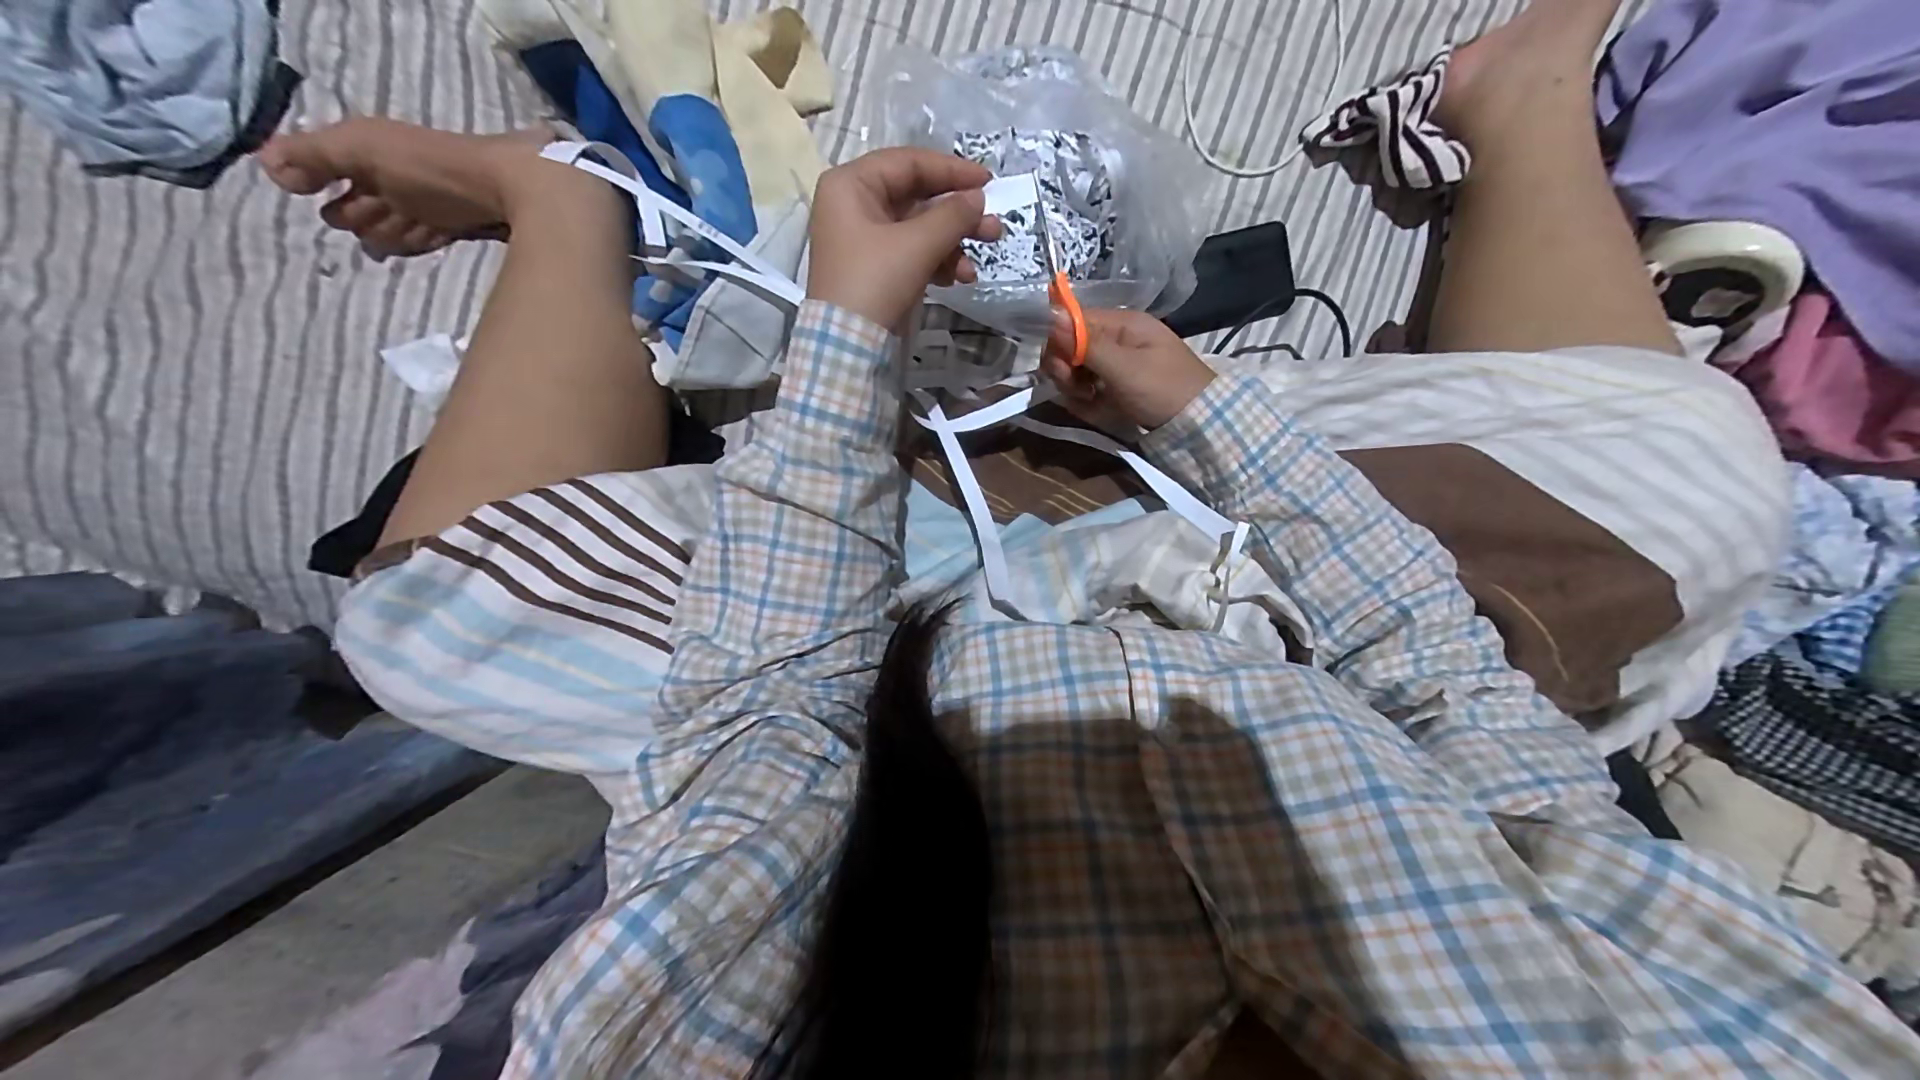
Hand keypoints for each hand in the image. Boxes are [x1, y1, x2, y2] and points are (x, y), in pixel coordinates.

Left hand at [807, 148, 1002, 327]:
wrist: (847, 346)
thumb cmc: (874, 282)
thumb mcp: (916, 245)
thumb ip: (952, 215)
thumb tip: (978, 197)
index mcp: (850, 185)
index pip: (908, 163)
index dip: (951, 170)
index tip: (989, 183)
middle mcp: (854, 206)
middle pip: (916, 198)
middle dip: (957, 216)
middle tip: (993, 229)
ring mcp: (864, 241)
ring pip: (918, 230)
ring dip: (952, 245)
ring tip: (976, 266)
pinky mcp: (875, 270)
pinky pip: (912, 255)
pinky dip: (937, 264)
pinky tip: (958, 279)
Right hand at [1041, 308, 1215, 430]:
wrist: (1197, 425)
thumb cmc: (1163, 389)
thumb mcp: (1123, 367)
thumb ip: (1086, 344)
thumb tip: (1052, 312)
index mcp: (1121, 324)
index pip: (1072, 321)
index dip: (1059, 343)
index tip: (1063, 368)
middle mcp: (1114, 340)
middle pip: (1068, 346)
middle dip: (1064, 369)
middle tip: (1078, 390)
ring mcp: (1113, 365)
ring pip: (1073, 370)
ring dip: (1073, 387)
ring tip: (1090, 401)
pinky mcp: (1113, 388)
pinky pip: (1084, 390)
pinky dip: (1083, 400)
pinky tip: (1095, 408)